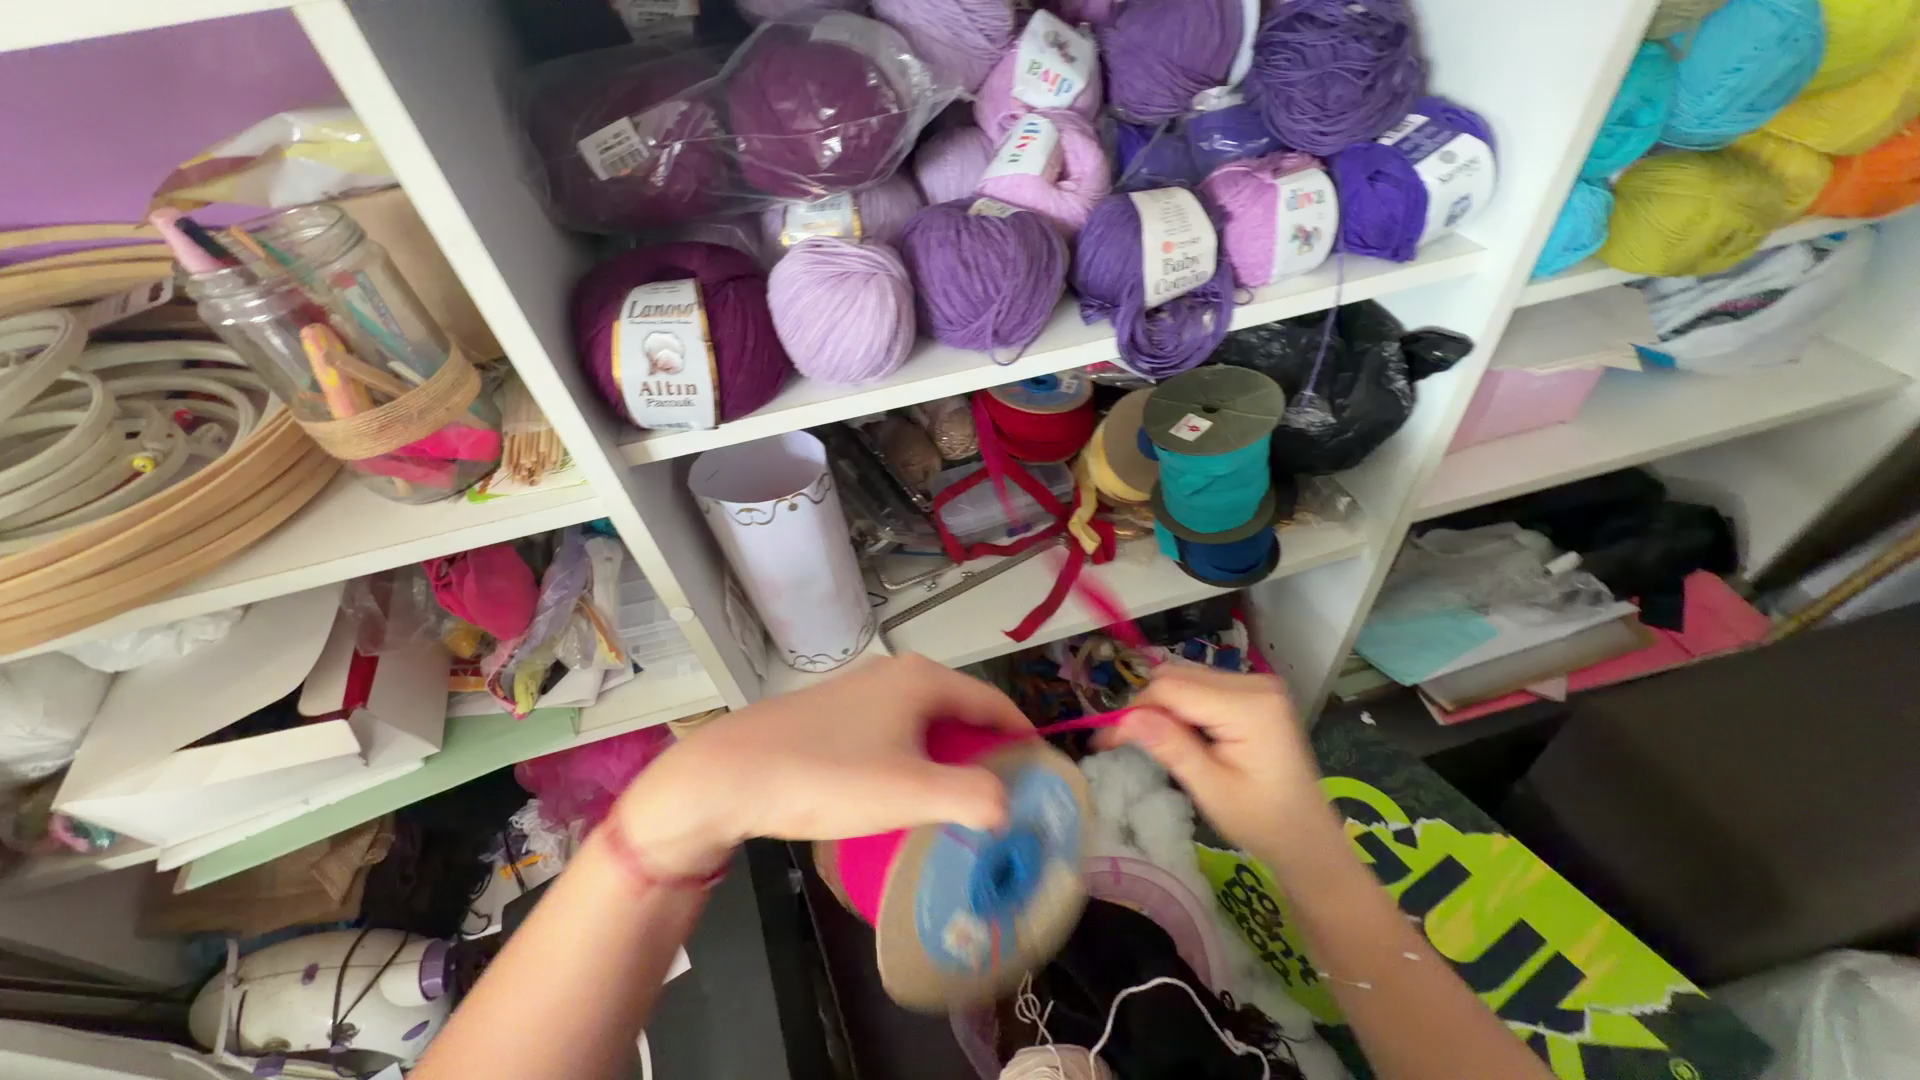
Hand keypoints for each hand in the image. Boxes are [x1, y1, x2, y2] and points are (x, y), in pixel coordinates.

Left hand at [611, 654, 1031, 876]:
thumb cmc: (826, 778)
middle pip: (963, 712)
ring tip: (955, 807)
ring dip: (947, 761)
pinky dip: (912, 759)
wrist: (727, 776)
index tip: (1041, 780)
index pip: (996, 704)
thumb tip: (1007, 804)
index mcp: (924, 680)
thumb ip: (975, 798)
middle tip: (1000, 803)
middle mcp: (896, 674)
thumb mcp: (910, 794)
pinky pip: (894, 731)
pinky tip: (900, 794)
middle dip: (985, 755)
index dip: (1023, 741)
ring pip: (926, 724)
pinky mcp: (835, 713)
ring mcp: (861, 690)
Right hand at [1096, 665, 1338, 868]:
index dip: (1134, 711)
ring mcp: (1257, 684)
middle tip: (1126, 743)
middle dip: (1147, 706)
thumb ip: (1170, 746)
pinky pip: (1202, 685)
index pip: (1172, 688)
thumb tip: (1124, 718)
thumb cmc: (1261, 820)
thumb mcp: (1211, 789)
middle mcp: (1255, 682)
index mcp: (1250, 705)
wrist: (1306, 837)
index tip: (1105, 740)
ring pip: (1185, 677)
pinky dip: (1183, 706)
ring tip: (1156, 743)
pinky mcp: (1254, 692)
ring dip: (1164, 706)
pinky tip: (1184, 736)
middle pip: (1177, 676)